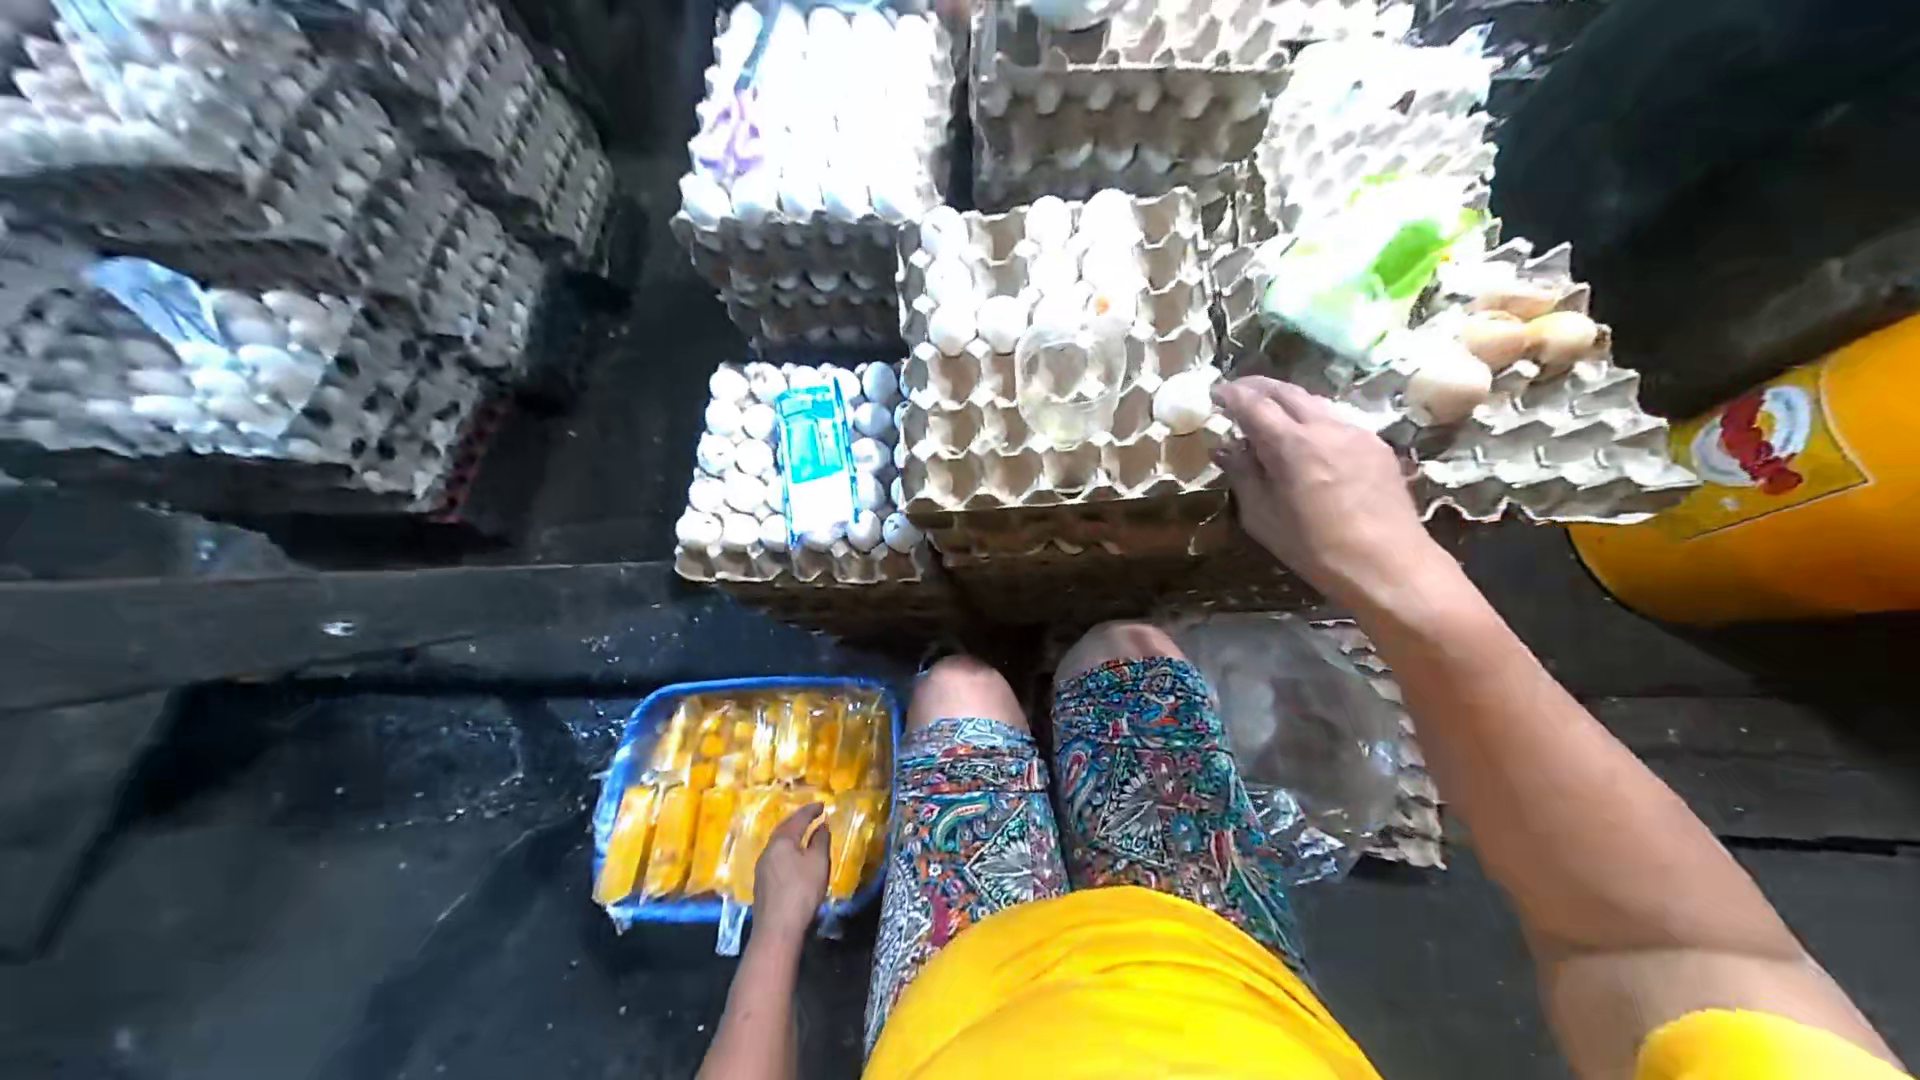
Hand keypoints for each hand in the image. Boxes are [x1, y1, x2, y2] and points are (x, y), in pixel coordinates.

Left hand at [752, 803, 829, 945]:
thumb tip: (821, 825)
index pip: (798, 819)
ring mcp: (762, 867)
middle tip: (812, 815)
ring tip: (804, 833)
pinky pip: (776, 856)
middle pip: (784, 829)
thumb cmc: (801, 891)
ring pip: (778, 844)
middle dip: (798, 820)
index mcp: (782, 841)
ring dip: (792, 835)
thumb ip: (821, 840)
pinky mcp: (762, 883)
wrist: (777, 929)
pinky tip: (794, 857)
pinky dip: (787, 849)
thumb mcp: (818, 863)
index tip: (822, 805)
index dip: (811, 810)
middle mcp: (768, 850)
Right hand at [1212, 376, 1445, 604]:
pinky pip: (1335, 421)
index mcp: (1292, 445)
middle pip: (1286, 392)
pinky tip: (1303, 438)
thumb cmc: (1313, 547)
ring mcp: (1356, 433)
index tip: (1213, 392)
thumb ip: (1242, 475)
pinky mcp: (1376, 446)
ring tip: (1267, 413)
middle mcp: (1326, 428)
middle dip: (1257, 387)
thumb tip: (1226, 449)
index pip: (1254, 404)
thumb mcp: (1261, 516)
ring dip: (1286, 401)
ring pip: (1314, 402)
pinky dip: (1311, 419)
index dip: (1230, 394)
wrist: (1387, 564)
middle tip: (1235, 392)